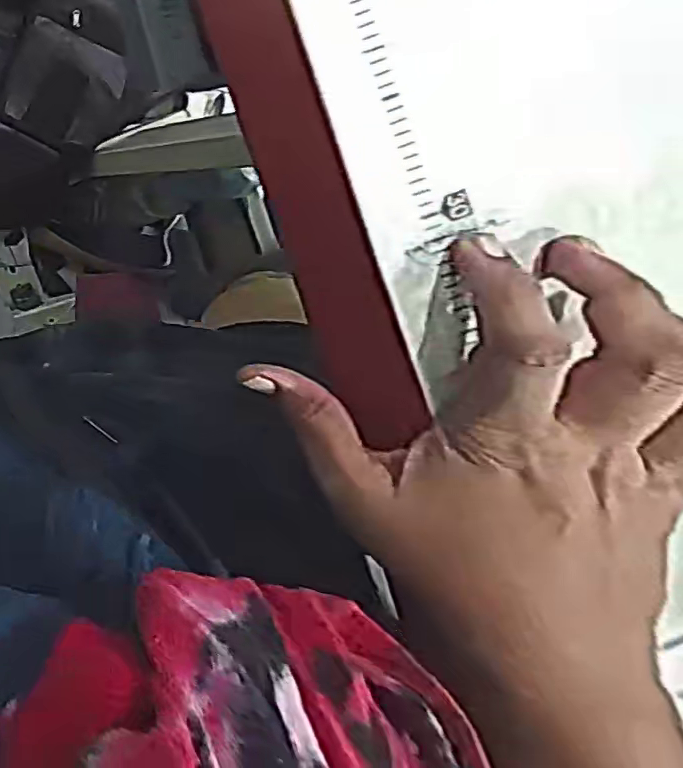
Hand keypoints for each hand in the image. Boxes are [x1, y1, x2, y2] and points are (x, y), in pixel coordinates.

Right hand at [241, 236, 682, 767]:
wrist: (544, 655)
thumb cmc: (452, 574)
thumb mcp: (357, 494)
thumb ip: (314, 423)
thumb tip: (266, 377)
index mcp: (509, 442)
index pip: (526, 346)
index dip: (505, 288)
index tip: (479, 253)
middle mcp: (590, 447)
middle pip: (647, 351)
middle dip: (615, 287)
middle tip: (567, 253)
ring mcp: (642, 469)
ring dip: (660, 322)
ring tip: (615, 289)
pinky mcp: (665, 490)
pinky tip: (652, 365)